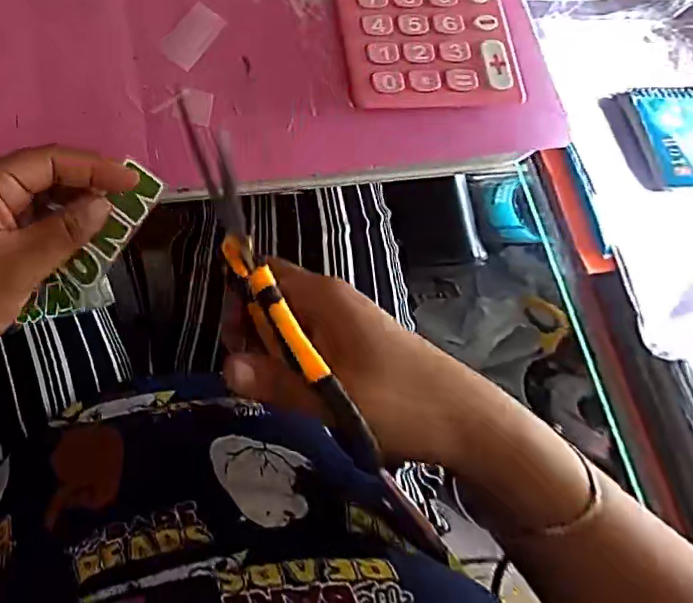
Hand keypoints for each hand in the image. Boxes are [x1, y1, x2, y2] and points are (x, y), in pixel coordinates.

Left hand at [0, 146, 137, 417]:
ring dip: (72, 214)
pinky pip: (27, 224)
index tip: (133, 183)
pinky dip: (54, 234)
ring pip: (39, 201)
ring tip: (109, 228)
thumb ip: (65, 232)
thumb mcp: (19, 268)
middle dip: (86, 189)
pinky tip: (77, 249)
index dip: (95, 167)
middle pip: (46, 176)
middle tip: (127, 206)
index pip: (51, 160)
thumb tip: (105, 204)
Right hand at [219, 258, 507, 467]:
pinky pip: (313, 339)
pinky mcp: (358, 340)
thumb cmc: (396, 400)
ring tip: (287, 390)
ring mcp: (347, 317)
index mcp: (321, 294)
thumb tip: (226, 367)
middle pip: (273, 296)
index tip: (232, 340)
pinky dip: (301, 361)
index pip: (262, 271)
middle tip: (256, 374)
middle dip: (254, 331)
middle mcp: (331, 296)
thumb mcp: (328, 397)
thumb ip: (274, 382)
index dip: (238, 298)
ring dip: (278, 351)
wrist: (467, 420)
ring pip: (292, 322)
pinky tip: (313, 394)